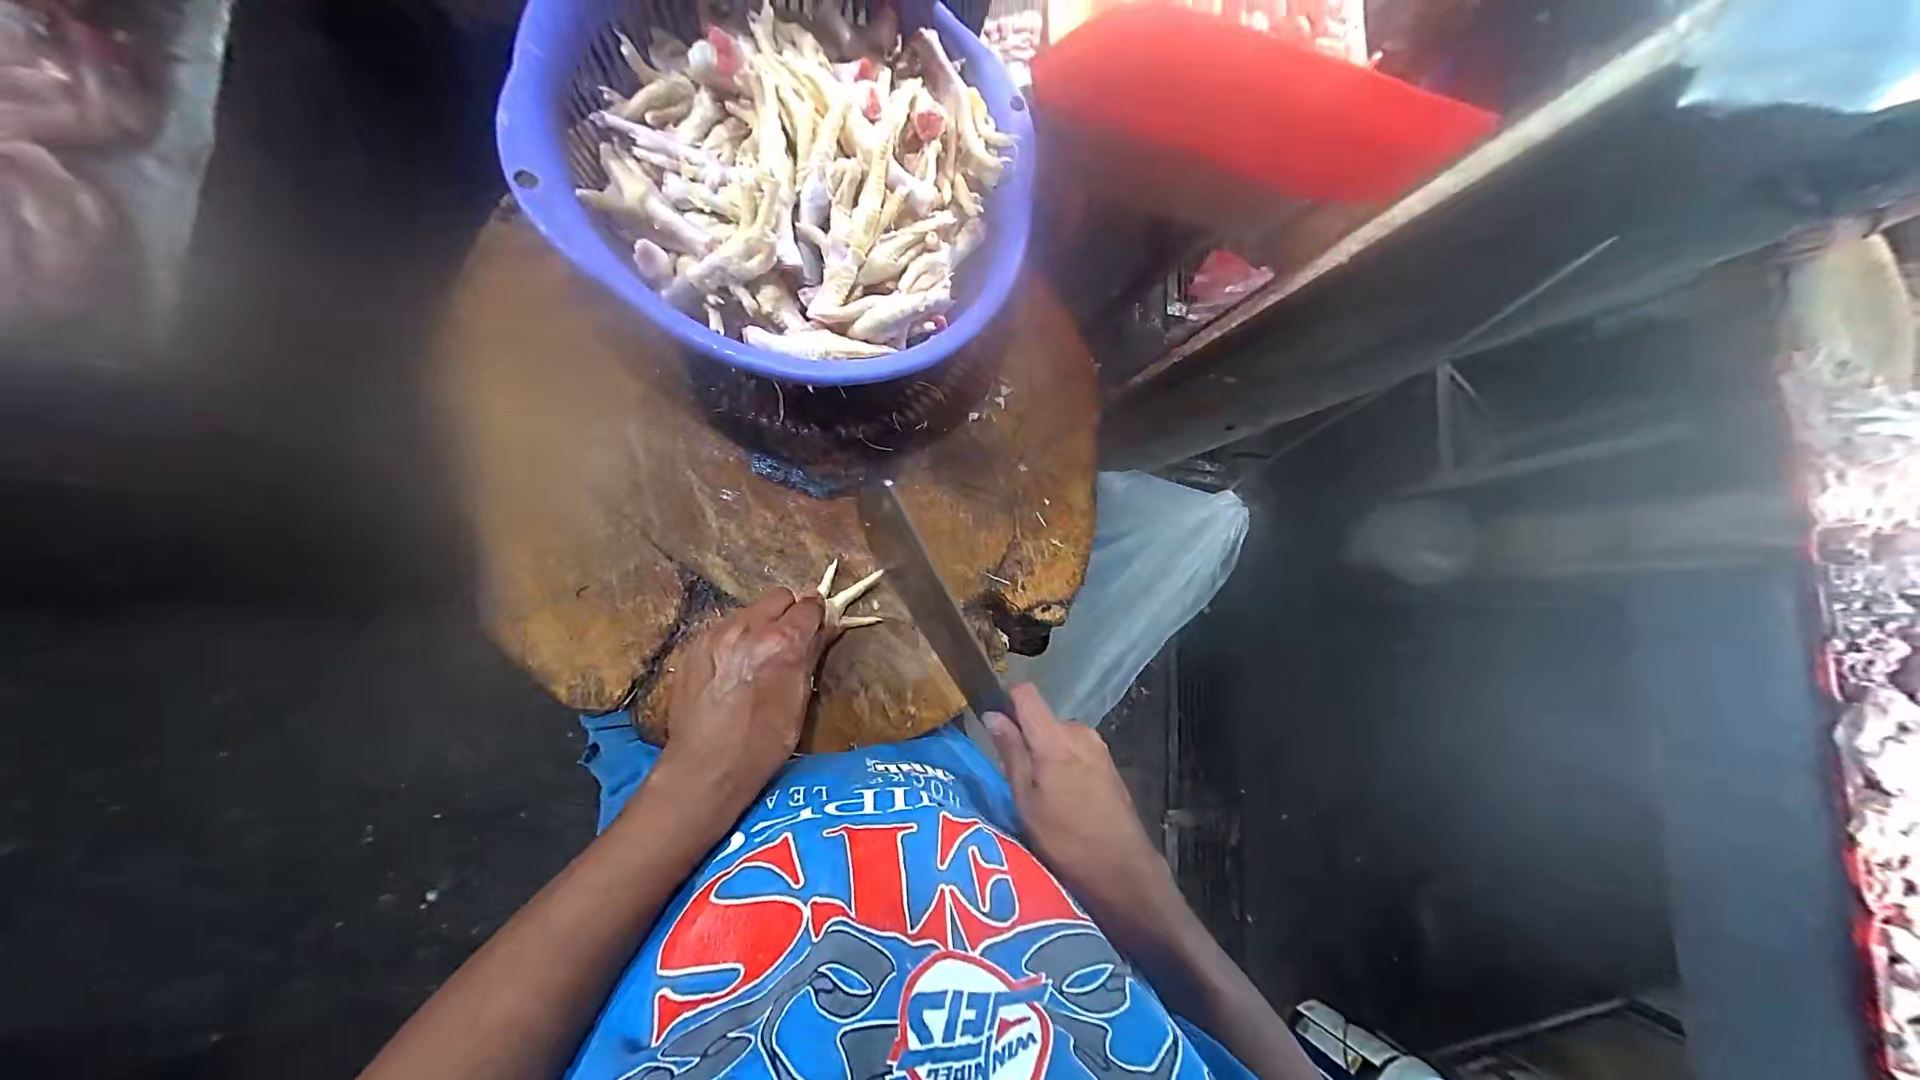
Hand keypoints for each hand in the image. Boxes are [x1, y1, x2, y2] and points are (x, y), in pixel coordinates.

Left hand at [657, 587, 834, 807]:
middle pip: (779, 596)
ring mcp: (717, 634)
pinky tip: (735, 666)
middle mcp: (748, 628)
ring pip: (750, 610)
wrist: (705, 768)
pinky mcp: (695, 645)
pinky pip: (725, 627)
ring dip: (762, 623)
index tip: (819, 624)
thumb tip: (825, 627)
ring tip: (760, 655)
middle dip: (790, 611)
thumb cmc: (763, 742)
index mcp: (782, 642)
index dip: (818, 614)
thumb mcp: (800, 699)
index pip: (808, 606)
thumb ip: (812, 654)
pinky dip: (737, 637)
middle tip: (791, 638)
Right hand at [986, 684, 1179, 925]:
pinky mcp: (1108, 762)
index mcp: (1055, 738)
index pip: (1025, 693)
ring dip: (1044, 752)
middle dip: (1024, 737)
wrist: (1123, 870)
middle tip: (1015, 777)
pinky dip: (1062, 763)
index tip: (993, 722)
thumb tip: (993, 715)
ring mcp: (1098, 746)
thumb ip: (1010, 752)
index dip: (1005, 699)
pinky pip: (1074, 749)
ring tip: (1039, 794)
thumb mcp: (1025, 800)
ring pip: (1057, 735)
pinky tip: (1063, 799)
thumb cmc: (1065, 839)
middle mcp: (1079, 732)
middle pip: (1041, 717)